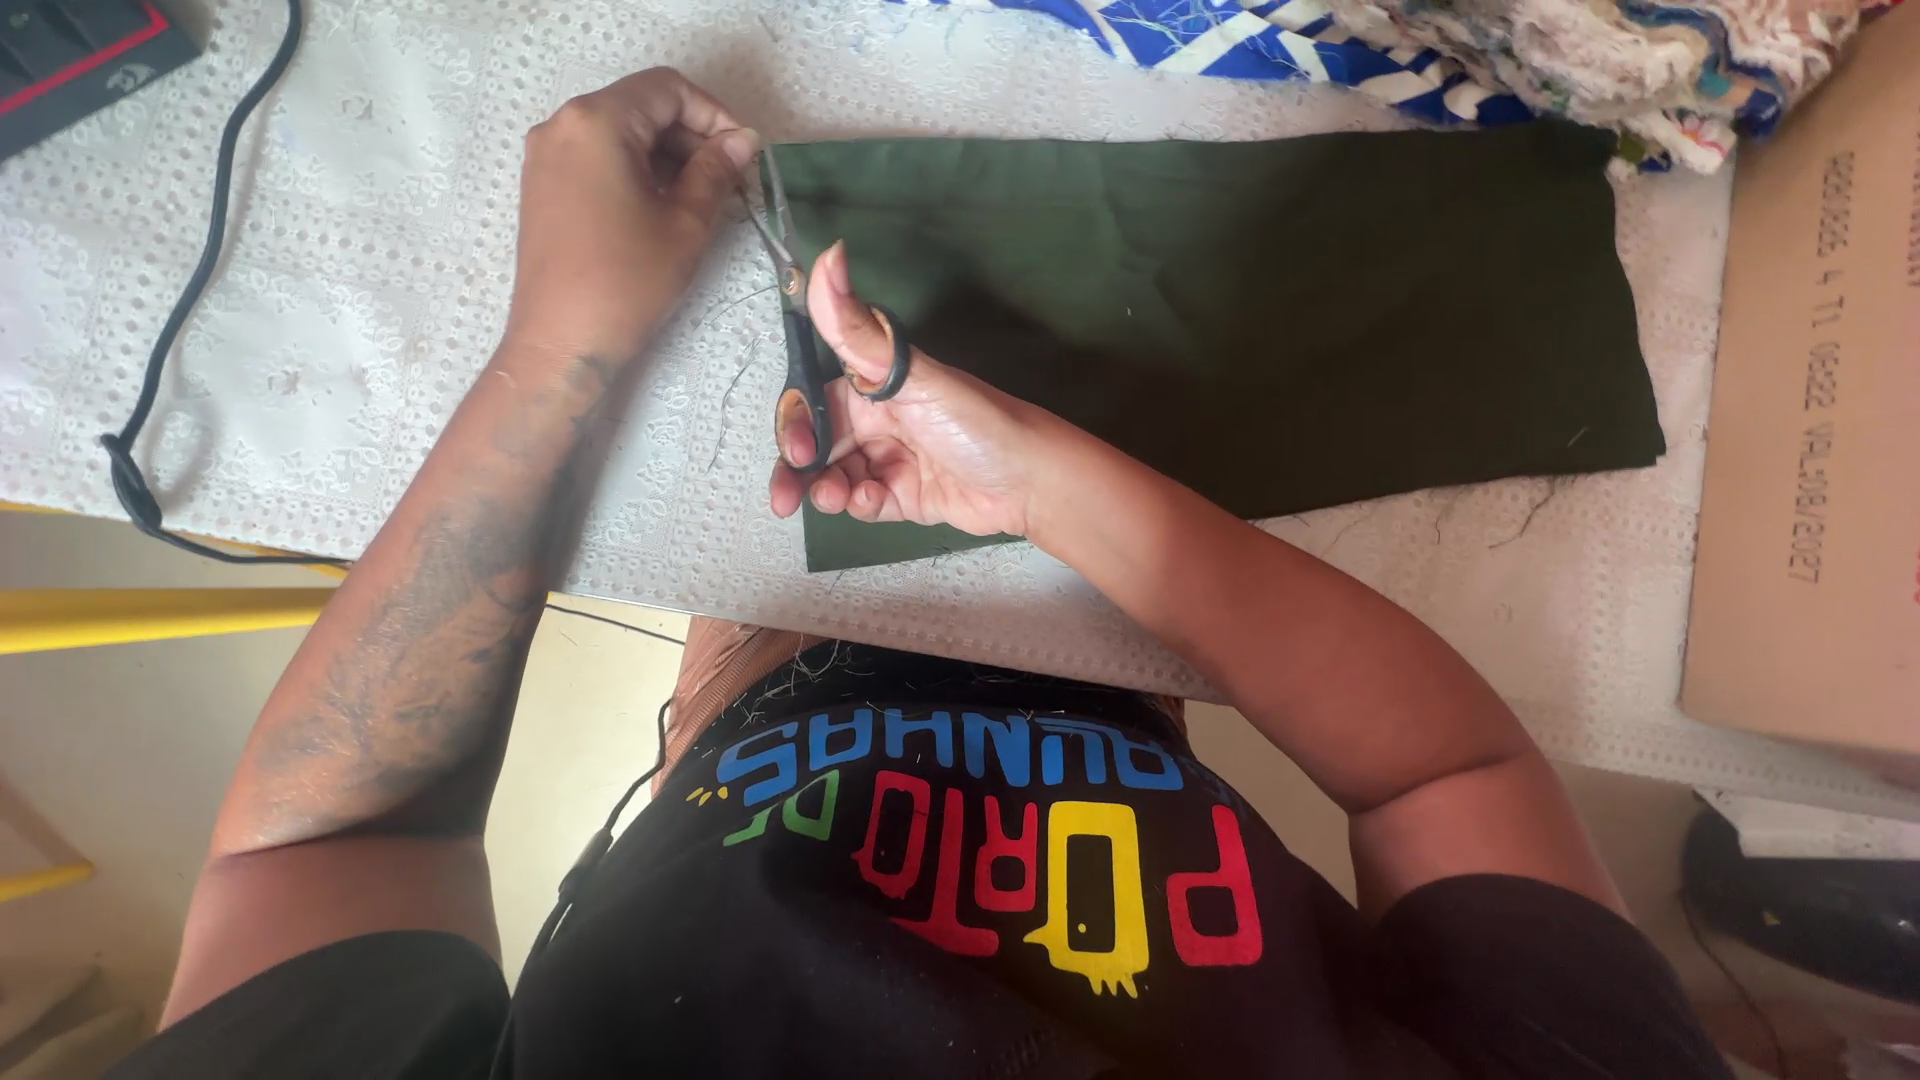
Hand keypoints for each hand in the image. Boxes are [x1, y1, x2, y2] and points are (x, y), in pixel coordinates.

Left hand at [503, 69, 757, 366]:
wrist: (563, 337)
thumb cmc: (629, 280)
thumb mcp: (685, 224)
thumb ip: (715, 172)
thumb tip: (742, 140)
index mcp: (598, 122)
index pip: (666, 89)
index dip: (714, 114)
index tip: (745, 153)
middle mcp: (564, 124)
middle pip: (641, 106)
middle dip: (692, 136)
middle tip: (731, 180)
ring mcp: (547, 154)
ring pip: (622, 133)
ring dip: (668, 156)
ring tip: (703, 199)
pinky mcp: (544, 184)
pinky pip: (600, 157)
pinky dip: (638, 170)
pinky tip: (663, 208)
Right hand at [769, 241, 1053, 537]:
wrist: (1028, 481)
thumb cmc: (976, 422)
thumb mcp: (915, 376)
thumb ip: (859, 330)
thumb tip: (829, 253)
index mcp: (876, 387)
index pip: (817, 403)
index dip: (798, 424)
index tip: (796, 451)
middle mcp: (879, 421)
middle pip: (820, 445)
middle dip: (797, 470)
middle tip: (787, 498)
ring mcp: (890, 460)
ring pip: (835, 476)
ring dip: (826, 490)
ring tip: (840, 499)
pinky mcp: (903, 496)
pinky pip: (864, 501)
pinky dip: (860, 503)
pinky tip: (875, 500)